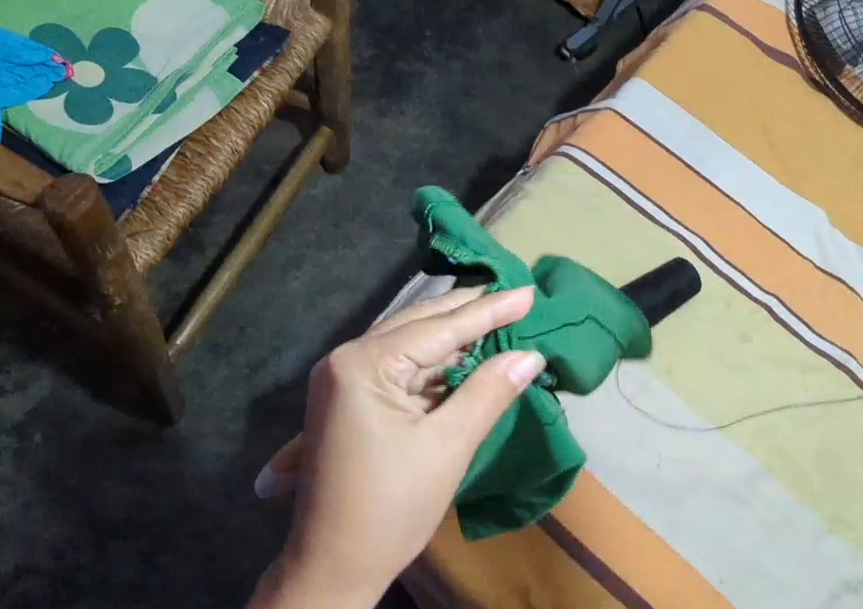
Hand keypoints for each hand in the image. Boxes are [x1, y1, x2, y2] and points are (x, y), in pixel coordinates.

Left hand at [251, 286, 543, 608]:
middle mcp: (345, 358)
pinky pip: (398, 367)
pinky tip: (464, 355)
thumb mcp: (448, 447)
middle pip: (418, 325)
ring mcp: (343, 378)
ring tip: (495, 316)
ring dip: (452, 336)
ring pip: (408, 343)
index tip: (528, 292)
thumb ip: (488, 392)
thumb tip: (531, 356)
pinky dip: (433, 363)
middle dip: (468, 313)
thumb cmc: (391, 509)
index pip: (437, 328)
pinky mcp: (349, 398)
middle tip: (514, 295)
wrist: (332, 570)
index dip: (488, 311)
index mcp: (362, 364)